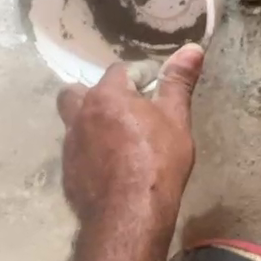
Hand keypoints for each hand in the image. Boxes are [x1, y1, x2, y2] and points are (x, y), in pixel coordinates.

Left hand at [56, 44, 204, 238]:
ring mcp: (69, 146)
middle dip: (96, 95)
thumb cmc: (158, 159)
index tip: (155, 88)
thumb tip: (191, 48)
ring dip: (92, 124)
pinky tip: (114, 166)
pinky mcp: (68, 173)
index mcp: (106, 97)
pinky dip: (92, 151)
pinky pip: (78, 152)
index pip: (118, 71)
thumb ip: (179, 82)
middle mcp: (79, 116)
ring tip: (121, 139)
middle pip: (76, 93)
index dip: (137, 76)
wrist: (130, 213)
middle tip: (124, 109)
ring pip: (75, 124)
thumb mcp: (177, 118)